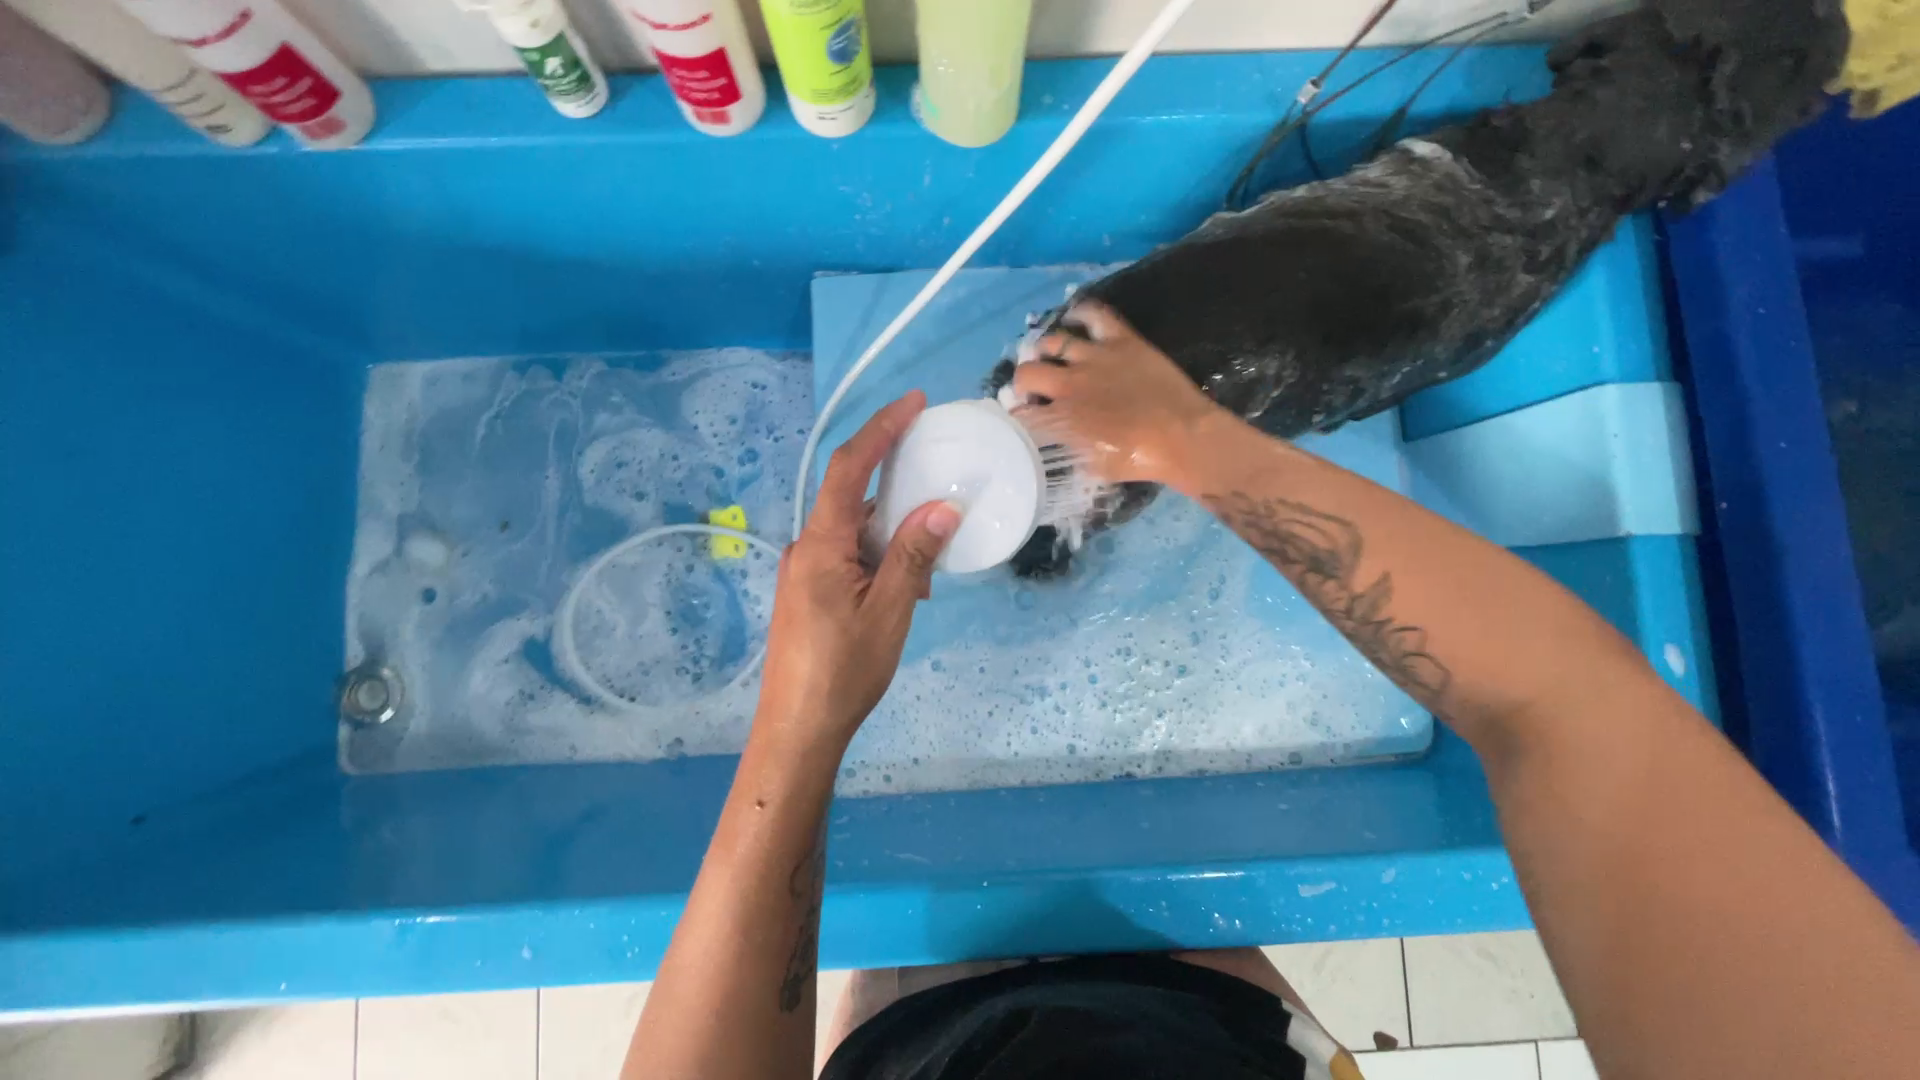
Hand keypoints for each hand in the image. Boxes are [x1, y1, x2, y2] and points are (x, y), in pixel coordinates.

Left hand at [755, 391, 960, 746]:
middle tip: (940, 476)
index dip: (881, 429)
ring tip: (932, 557)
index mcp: (822, 544)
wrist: (798, 728)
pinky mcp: (811, 592)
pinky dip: (882, 557)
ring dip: (895, 531)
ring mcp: (806, 571)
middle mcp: (808, 547)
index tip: (914, 403)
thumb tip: (943, 506)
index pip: (851, 469)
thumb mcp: (890, 612)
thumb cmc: (843, 671)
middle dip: (897, 482)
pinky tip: (908, 585)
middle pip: (854, 495)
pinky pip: (851, 556)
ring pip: (856, 530)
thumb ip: (914, 555)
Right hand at [1009, 301, 1230, 487]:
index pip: (1022, 413)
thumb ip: (1070, 452)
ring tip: (1047, 355)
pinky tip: (1073, 319)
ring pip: (1052, 341)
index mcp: (1060, 418)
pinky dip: (1080, 313)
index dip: (1017, 416)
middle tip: (1033, 389)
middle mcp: (1069, 383)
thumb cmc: (1140, 460)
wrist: (1183, 437)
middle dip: (1022, 382)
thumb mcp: (1094, 467)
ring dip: (1043, 350)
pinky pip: (1093, 314)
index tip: (1022, 419)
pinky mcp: (1120, 340)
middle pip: (1026, 373)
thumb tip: (1059, 448)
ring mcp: (1094, 357)